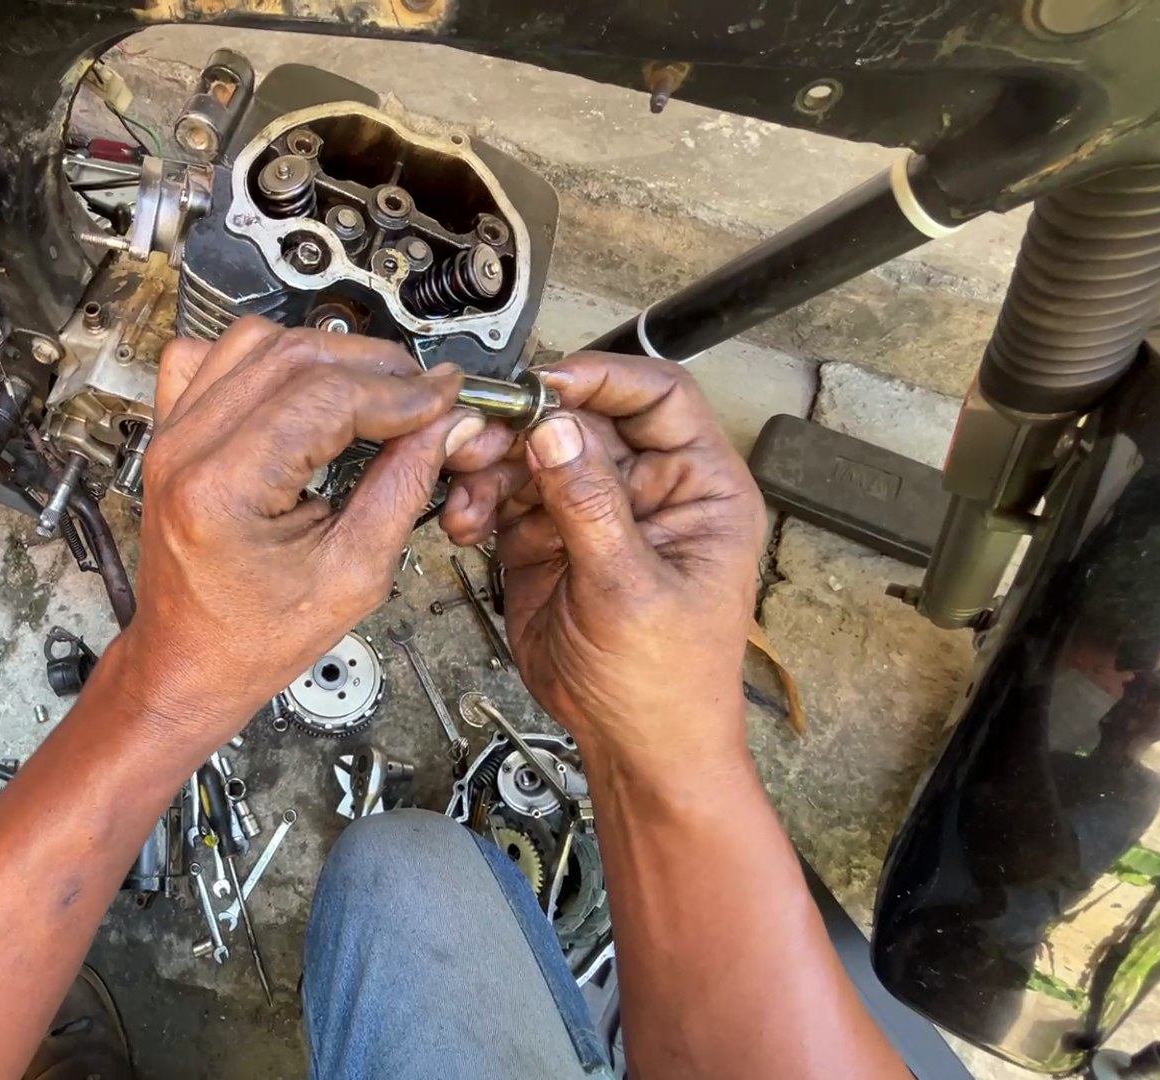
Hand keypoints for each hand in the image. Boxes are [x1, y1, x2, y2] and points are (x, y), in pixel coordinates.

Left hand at [119, 317, 501, 745]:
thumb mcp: (352, 576)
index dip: (398, 391)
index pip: (326, 397)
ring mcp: (171, 437)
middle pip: (293, 355)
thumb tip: (444, 426)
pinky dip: (259, 358)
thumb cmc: (252, 639)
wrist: (189, 661)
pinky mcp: (171, 436)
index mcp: (224, 490)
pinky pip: (208, 360)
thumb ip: (403, 487)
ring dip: (323, 354)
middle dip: (373, 367)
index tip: (443, 397)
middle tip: (421, 394)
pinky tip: (292, 388)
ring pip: (254, 341)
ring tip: (371, 390)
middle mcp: (185, 450)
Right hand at [440, 354, 766, 784]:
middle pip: (573, 423)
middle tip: (475, 446)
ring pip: (527, 459)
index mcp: (693, 487)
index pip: (655, 398)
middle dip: (520, 432)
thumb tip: (556, 429)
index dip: (601, 379)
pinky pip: (500, 500)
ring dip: (488, 473)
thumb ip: (590, 506)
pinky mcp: (540, 538)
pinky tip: (466, 528)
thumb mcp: (631, 588)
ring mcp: (584, 512)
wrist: (627, 738)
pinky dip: (475, 507)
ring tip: (467, 504)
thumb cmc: (664, 677)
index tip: (543, 386)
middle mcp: (638, 489)